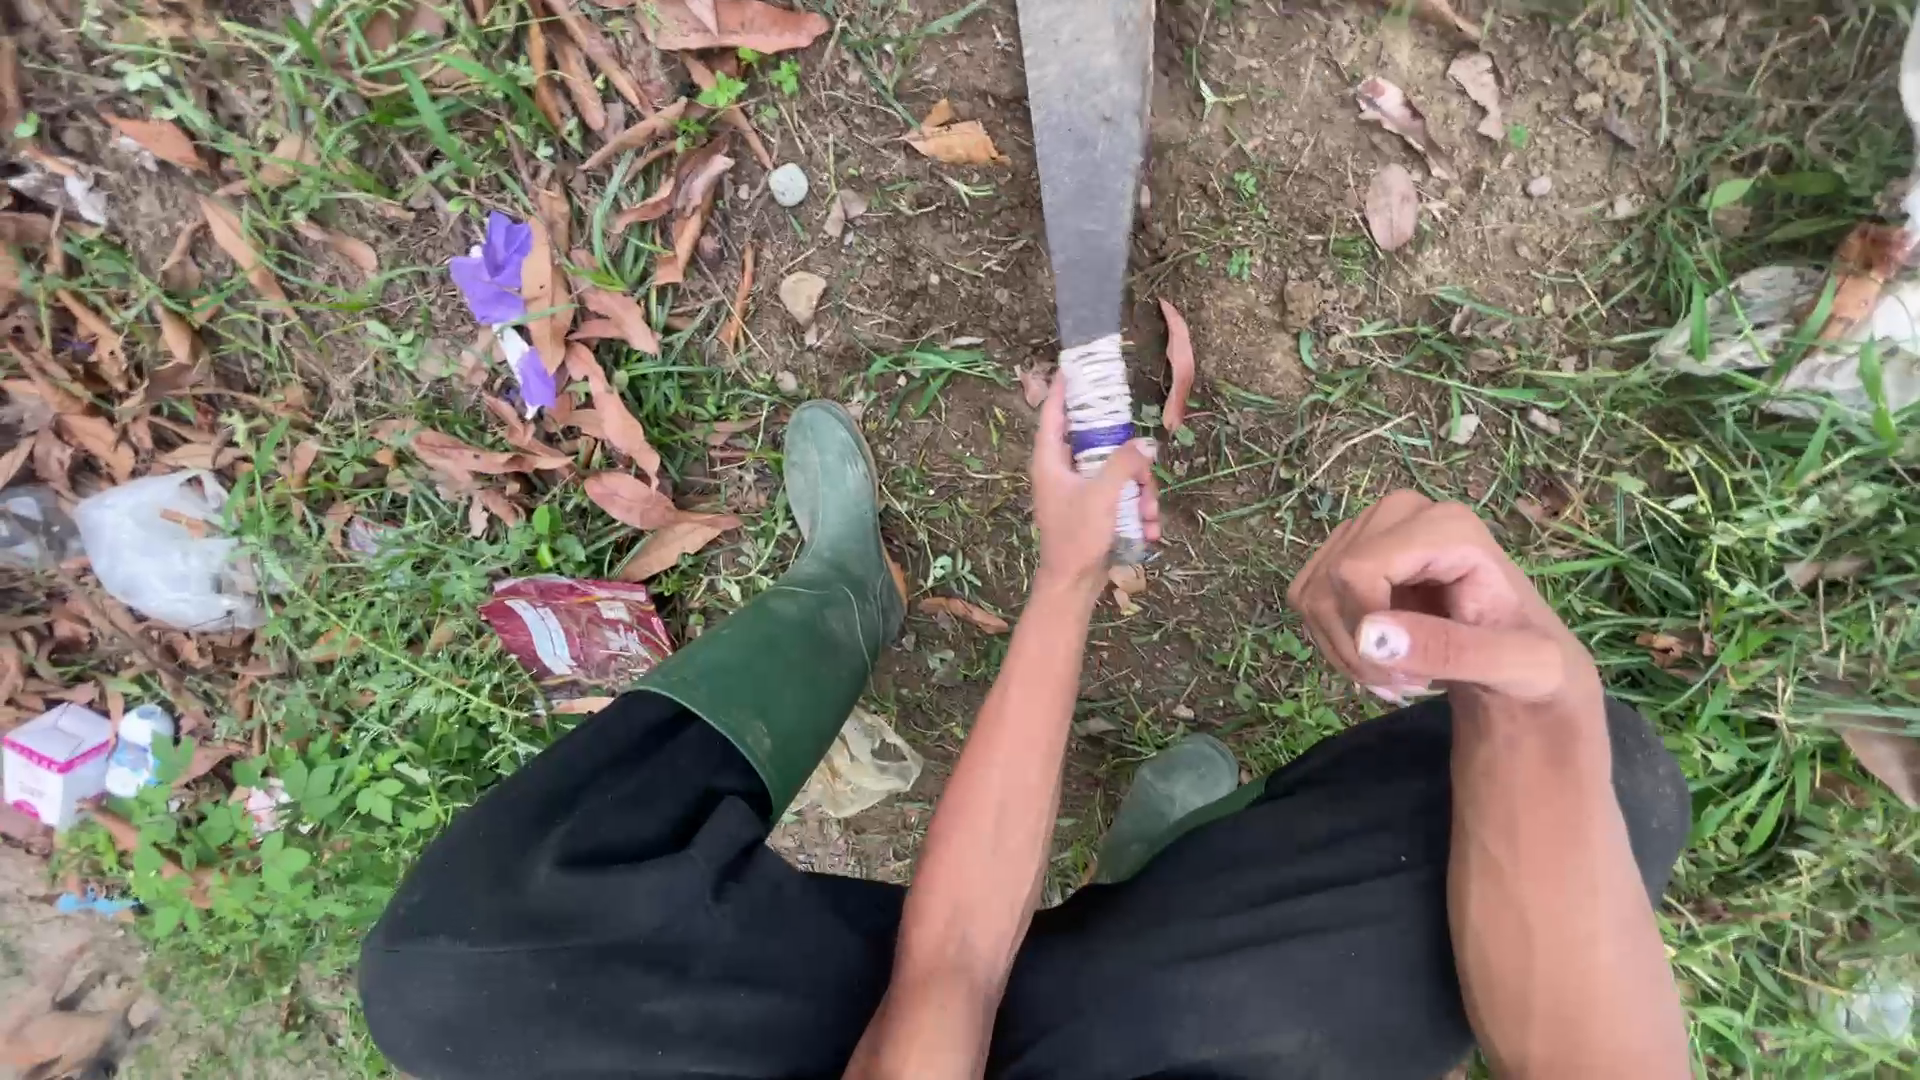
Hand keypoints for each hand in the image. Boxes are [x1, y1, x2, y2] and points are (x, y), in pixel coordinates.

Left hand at [1030, 374, 1159, 595]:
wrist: (1073, 586)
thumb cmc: (1076, 538)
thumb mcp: (1102, 495)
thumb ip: (1125, 463)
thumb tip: (1146, 444)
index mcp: (1049, 461)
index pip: (1053, 414)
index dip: (1064, 389)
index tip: (1075, 365)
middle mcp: (1061, 471)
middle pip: (1099, 443)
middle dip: (1130, 463)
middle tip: (1146, 473)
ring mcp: (1079, 491)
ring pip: (1118, 472)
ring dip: (1140, 493)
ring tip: (1148, 516)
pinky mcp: (1094, 509)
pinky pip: (1121, 497)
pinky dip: (1137, 511)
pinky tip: (1147, 531)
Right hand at [1285, 490, 1600, 718]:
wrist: (1519, 661)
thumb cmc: (1532, 662)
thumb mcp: (1520, 667)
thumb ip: (1451, 651)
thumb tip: (1369, 637)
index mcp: (1445, 526)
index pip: (1355, 569)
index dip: (1364, 627)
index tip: (1406, 675)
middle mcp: (1400, 512)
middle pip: (1329, 583)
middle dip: (1354, 648)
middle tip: (1401, 685)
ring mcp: (1366, 529)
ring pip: (1310, 595)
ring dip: (1341, 650)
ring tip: (1391, 676)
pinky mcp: (1342, 553)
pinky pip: (1305, 598)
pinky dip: (1330, 640)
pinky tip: (1374, 655)